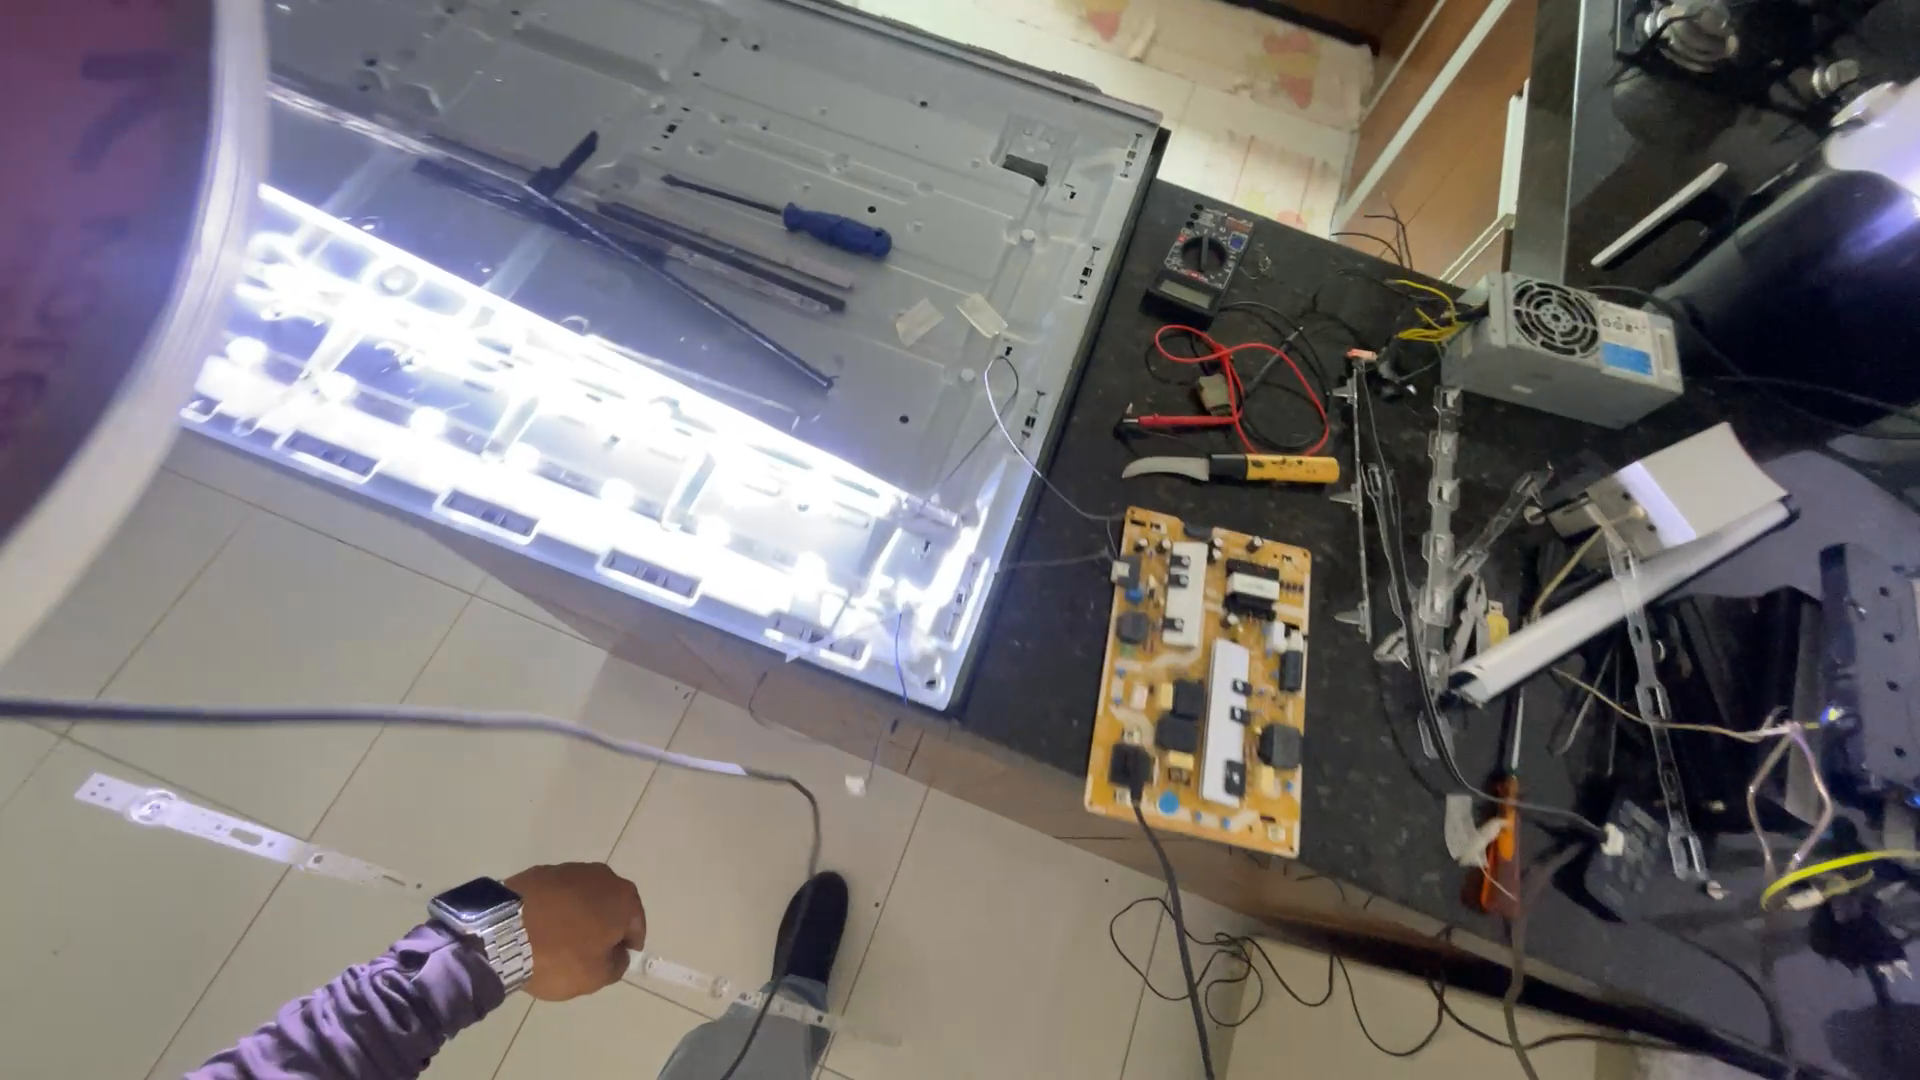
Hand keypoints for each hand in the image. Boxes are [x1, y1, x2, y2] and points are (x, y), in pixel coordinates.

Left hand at [504, 863, 646, 1001]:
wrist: (504, 932)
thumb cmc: (559, 955)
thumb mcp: (595, 977)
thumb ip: (617, 966)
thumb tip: (618, 955)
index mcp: (625, 899)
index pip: (636, 927)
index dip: (625, 949)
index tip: (608, 965)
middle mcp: (605, 877)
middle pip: (612, 907)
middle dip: (602, 928)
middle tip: (581, 954)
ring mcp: (573, 870)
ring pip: (584, 898)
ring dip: (577, 916)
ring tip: (554, 941)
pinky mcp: (543, 872)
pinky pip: (557, 894)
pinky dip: (553, 909)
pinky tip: (537, 928)